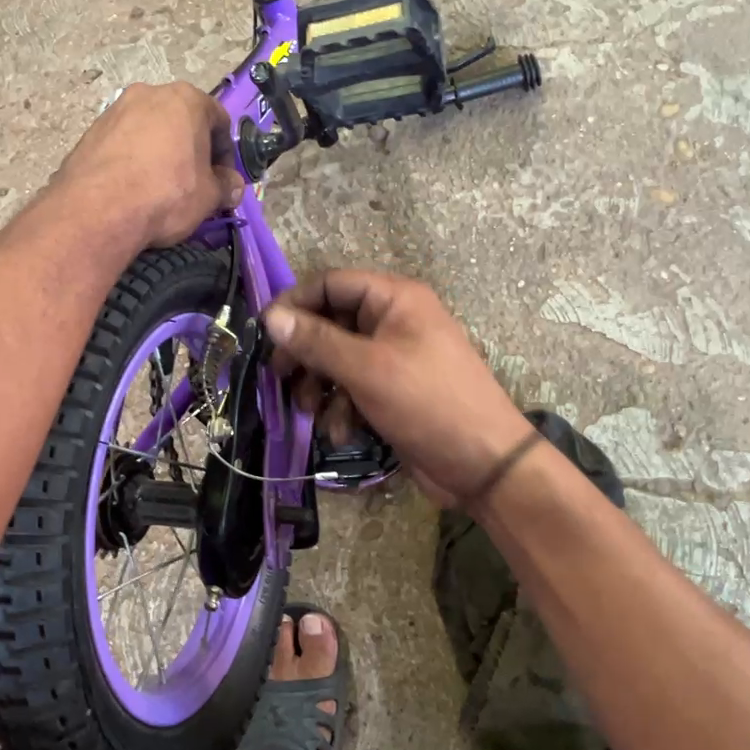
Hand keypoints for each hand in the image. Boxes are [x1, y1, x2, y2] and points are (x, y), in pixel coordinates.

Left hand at [52, 82, 243, 247]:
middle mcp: (150, 94)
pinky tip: (132, 187)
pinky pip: (123, 143)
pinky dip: (133, 159)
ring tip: (160, 187)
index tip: (222, 180)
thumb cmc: (167, 194)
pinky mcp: (91, 131)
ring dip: (160, 152)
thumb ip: (225, 186)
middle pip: (182, 120)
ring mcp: (116, 110)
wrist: (99, 208)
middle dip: (191, 149)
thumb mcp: (208, 196)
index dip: (225, 154)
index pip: (219, 120)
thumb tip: (232, 187)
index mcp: (187, 99)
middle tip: (193, 182)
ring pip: (150, 130)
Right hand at [264, 269, 534, 503]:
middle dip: (305, 353)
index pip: (332, 284)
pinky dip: (341, 409)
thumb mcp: (367, 369)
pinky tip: (342, 432)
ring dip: (319, 386)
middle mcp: (393, 321)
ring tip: (310, 411)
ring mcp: (393, 358)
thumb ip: (316, 341)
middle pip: (330, 322)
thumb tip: (270, 316)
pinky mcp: (392, 392)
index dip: (296, 304)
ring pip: (336, 360)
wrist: (484, 465)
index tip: (265, 332)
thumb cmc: (428, 403)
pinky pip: (352, 388)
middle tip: (280, 376)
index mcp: (394, 299)